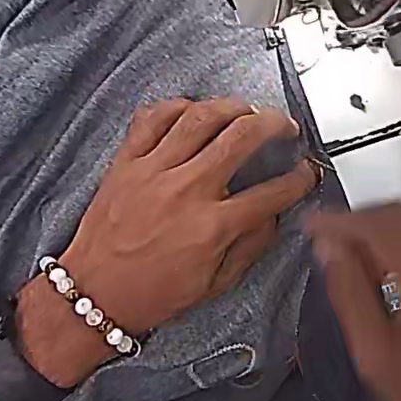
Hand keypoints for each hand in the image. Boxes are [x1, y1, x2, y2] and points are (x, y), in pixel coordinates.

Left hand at [18, 98, 316, 386]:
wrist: (96, 294)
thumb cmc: (150, 293)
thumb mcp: (214, 284)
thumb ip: (249, 247)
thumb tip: (273, 217)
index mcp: (212, 227)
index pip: (271, 192)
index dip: (299, 179)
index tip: (305, 172)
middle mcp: (186, 191)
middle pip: (242, 137)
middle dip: (274, 124)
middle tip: (284, 125)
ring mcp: (154, 171)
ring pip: (201, 117)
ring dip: (232, 106)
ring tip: (246, 109)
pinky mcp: (127, 162)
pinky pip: (153, 118)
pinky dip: (177, 106)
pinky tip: (192, 110)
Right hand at [308, 204, 400, 400]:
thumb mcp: (375, 356)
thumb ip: (349, 292)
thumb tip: (331, 253)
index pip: (378, 223)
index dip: (338, 221)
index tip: (316, 226)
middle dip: (361, 219)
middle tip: (331, 236)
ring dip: (385, 231)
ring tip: (355, 253)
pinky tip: (391, 270)